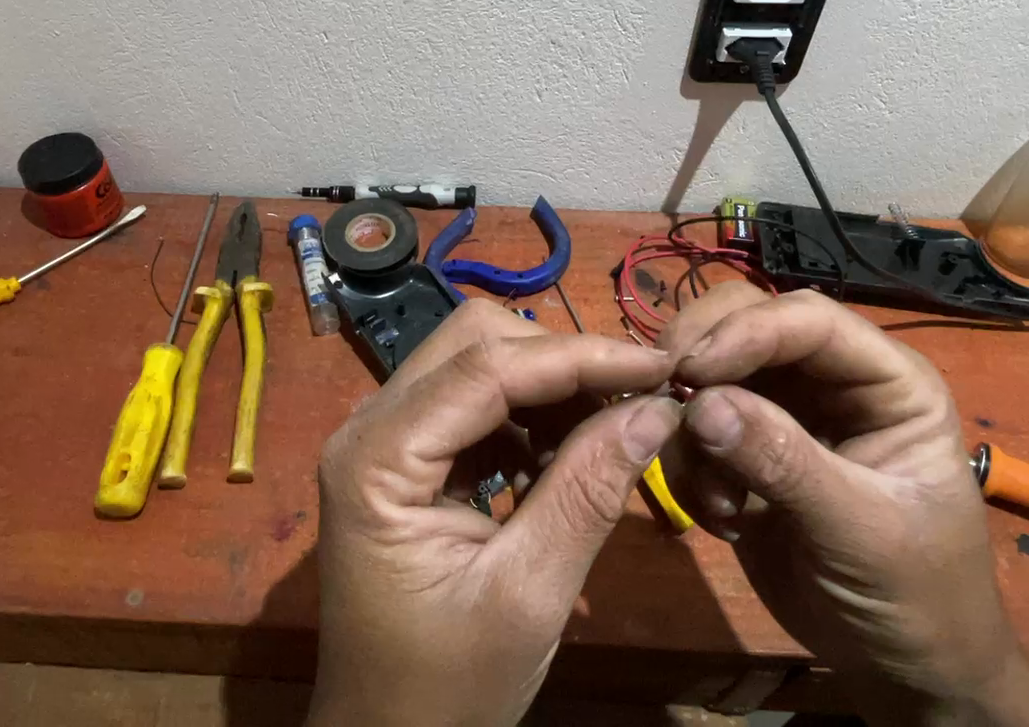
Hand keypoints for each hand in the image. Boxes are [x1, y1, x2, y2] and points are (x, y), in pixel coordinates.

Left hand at [309, 299, 682, 726]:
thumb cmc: (446, 686)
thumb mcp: (527, 596)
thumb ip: (587, 493)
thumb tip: (656, 409)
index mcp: (377, 458)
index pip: (485, 368)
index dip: (578, 356)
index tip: (658, 367)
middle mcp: (370, 425)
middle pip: (474, 342)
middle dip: (561, 360)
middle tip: (634, 400)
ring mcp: (385, 435)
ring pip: (478, 361)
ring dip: (550, 384)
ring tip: (607, 432)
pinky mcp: (407, 452)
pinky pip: (476, 400)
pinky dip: (530, 413)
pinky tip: (565, 455)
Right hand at [661, 284, 1028, 726]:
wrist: (896, 666)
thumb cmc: (914, 596)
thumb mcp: (861, 531)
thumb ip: (784, 462)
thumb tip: (700, 405)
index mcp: (885, 381)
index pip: (808, 320)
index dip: (746, 331)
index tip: (689, 370)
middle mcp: (828, 379)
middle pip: (746, 320)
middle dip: (701, 354)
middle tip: (663, 393)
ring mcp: (783, 410)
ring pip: (708, 370)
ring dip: (691, 426)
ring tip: (717, 499)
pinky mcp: (743, 446)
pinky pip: (691, 423)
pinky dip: (688, 463)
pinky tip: (720, 517)